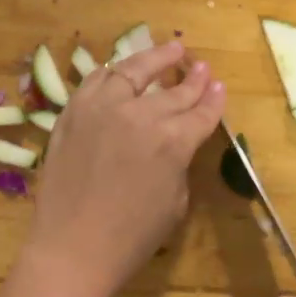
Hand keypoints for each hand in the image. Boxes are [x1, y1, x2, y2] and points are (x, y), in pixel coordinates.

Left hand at [23, 40, 225, 296]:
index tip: (221, 89)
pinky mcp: (74, 110)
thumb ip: (178, 167)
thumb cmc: (132, 240)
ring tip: (170, 50)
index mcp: (173, 143)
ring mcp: (103, 107)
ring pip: (134, 72)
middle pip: (173, 92)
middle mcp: (141, 115)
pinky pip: (98, 80)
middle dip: (192, 80)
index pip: (200, 115)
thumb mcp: (173, 206)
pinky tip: (123, 70)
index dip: (213, 102)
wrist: (75, 247)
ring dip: (155, 59)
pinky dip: (116, 72)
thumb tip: (176, 148)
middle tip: (202, 69)